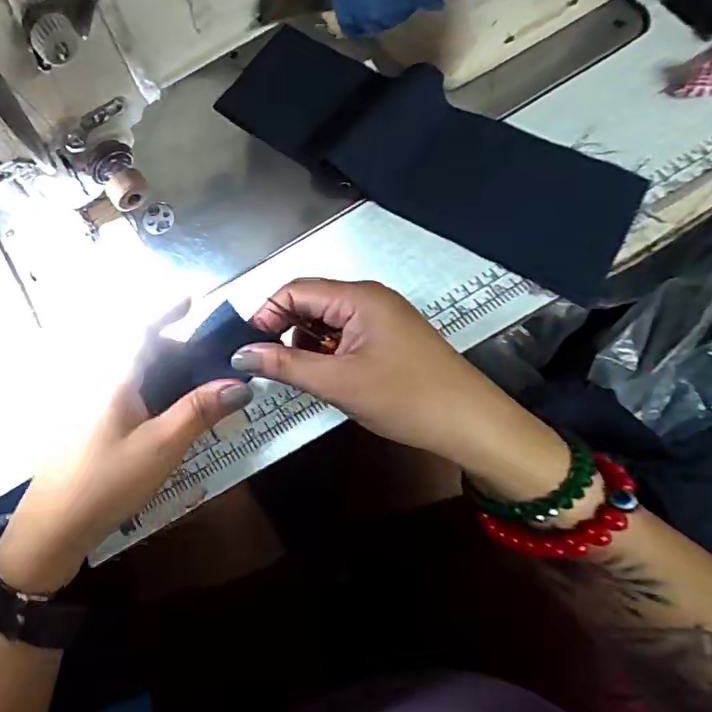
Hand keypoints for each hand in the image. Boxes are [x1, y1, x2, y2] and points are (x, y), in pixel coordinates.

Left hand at [0, 314, 253, 595]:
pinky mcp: (83, 424)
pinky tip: (163, 419)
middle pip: (137, 350)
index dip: (167, 309)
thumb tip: (238, 383)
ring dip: (162, 375)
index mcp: (112, 376)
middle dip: (175, 350)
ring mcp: (85, 403)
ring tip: (194, 395)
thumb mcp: (162, 446)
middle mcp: (95, 380)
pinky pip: (120, 393)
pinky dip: (146, 394)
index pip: (140, 328)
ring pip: (130, 374)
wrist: (52, 528)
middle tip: (208, 366)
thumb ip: (200, 410)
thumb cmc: (107, 480)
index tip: (193, 299)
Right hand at [233, 279, 571, 500]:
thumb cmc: (406, 398)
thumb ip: (286, 365)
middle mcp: (370, 298)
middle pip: (311, 301)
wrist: (469, 422)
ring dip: (307, 344)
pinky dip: (329, 352)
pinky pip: (347, 334)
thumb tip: (242, 354)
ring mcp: (383, 317)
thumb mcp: (338, 382)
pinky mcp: (390, 337)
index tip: (248, 346)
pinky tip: (327, 376)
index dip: (266, 314)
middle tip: (268, 364)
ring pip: (327, 320)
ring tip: (301, 375)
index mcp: (359, 297)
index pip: (296, 289)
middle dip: (285, 329)